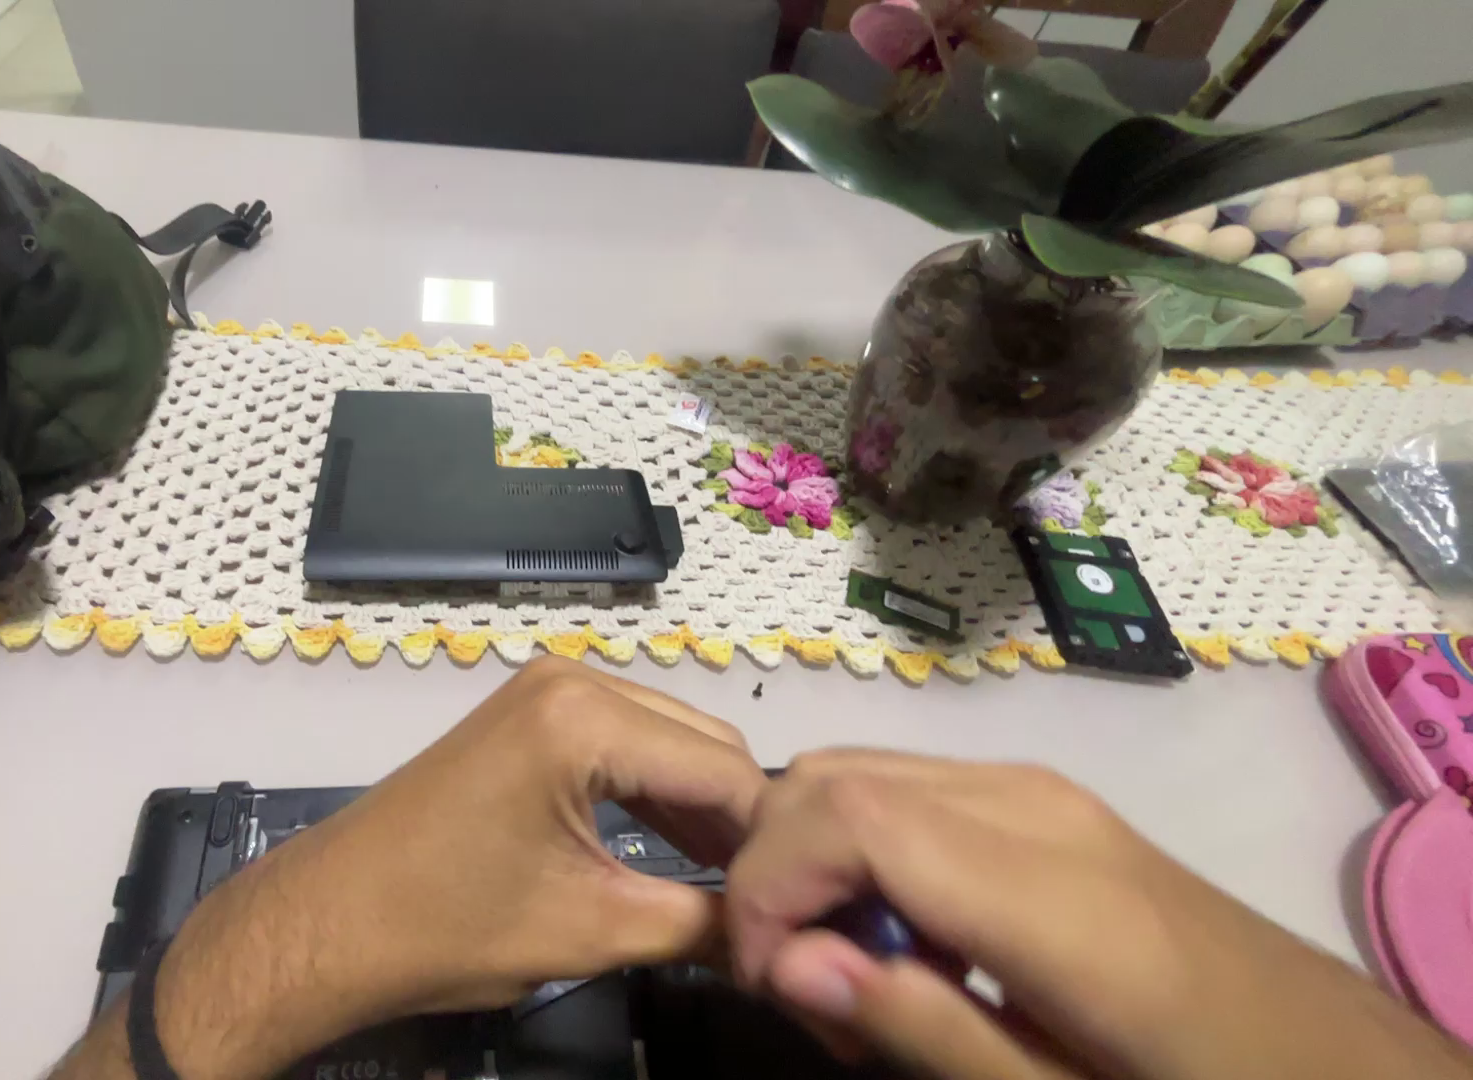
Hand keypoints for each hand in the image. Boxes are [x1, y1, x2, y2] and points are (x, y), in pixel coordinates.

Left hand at [52, 657, 766, 1079]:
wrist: (335, 914)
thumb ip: (700, 924)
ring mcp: (549, 688)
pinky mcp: (533, 710)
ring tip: (731, 881)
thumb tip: (776, 941)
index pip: (724, 768)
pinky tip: (675, 843)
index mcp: (587, 716)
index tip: (799, 905)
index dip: (771, 841)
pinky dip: (653, 787)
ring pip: (664, 738)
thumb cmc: (450, 923)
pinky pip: (621, 739)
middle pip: (700, 741)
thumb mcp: (590, 927)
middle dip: (738, 819)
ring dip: (699, 803)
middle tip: (767, 899)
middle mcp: (574, 678)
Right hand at [725, 750, 1472, 1079]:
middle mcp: (1020, 799)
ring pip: (846, 771)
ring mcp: (1023, 783)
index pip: (849, 818)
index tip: (764, 976)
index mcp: (1049, 890)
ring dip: (804, 853)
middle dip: (772, 869)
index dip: (770, 881)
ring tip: (837, 957)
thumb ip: (924, 1030)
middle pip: (830, 780)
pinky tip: (889, 924)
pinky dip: (846, 841)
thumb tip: (787, 962)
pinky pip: (888, 786)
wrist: (1355, 1070)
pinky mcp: (1021, 790)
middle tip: (796, 980)